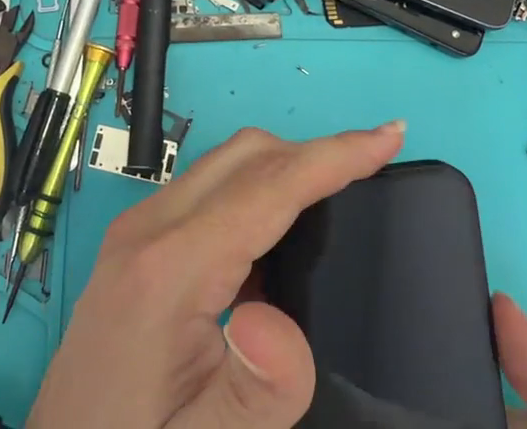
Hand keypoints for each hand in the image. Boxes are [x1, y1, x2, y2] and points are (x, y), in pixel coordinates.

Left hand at [26, 122, 405, 428]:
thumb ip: (260, 390)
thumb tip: (278, 318)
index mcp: (166, 269)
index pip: (264, 188)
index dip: (332, 156)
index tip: (387, 135)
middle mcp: (147, 230)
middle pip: (243, 156)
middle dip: (314, 150)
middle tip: (374, 165)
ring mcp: (139, 229)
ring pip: (225, 164)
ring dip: (286, 165)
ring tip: (340, 190)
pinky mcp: (139, 240)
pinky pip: (209, 189)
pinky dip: (257, 188)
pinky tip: (283, 228)